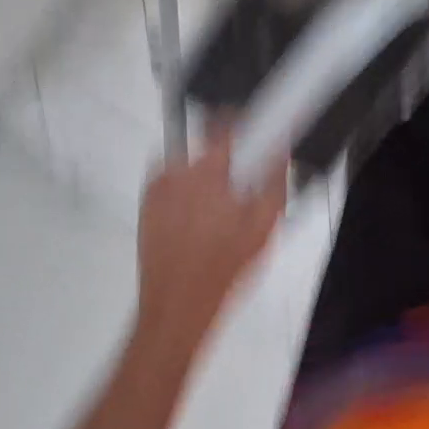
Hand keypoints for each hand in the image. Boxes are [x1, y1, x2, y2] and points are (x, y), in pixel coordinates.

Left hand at [136, 132, 286, 344]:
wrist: (178, 304)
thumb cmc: (221, 269)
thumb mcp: (264, 226)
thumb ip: (275, 180)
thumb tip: (281, 151)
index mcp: (208, 170)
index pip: (228, 124)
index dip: (249, 124)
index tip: (262, 130)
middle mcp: (176, 171)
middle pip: (210, 147)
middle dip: (229, 163)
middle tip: (243, 192)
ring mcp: (157, 187)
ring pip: (191, 166)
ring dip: (207, 179)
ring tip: (219, 214)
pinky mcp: (146, 203)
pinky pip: (173, 184)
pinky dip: (187, 194)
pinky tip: (199, 222)